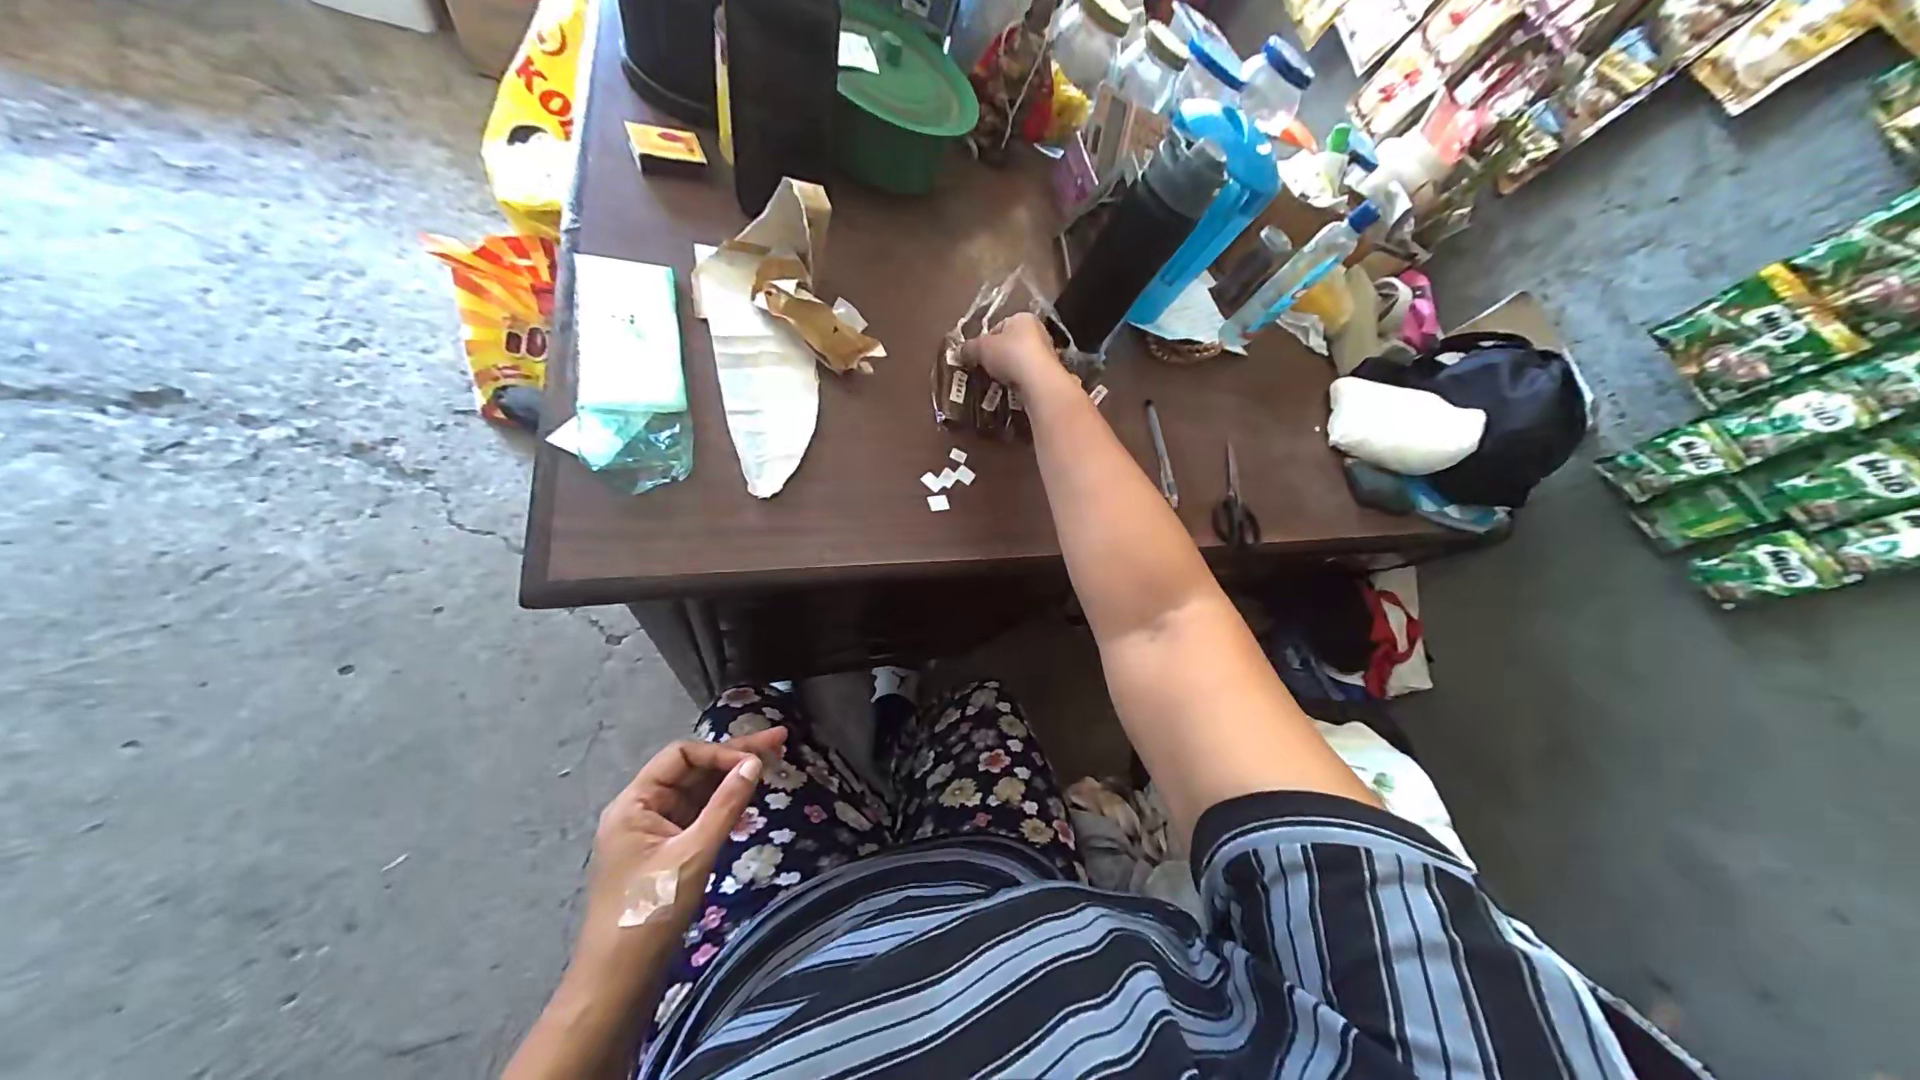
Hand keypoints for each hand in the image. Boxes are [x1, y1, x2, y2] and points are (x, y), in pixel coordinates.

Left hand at [571, 727, 787, 978]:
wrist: (617, 981)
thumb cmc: (650, 912)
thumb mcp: (693, 854)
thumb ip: (725, 805)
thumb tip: (754, 763)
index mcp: (635, 803)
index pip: (682, 756)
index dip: (721, 753)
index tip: (757, 762)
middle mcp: (642, 810)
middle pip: (693, 770)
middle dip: (735, 756)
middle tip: (779, 741)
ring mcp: (654, 833)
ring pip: (698, 793)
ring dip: (733, 779)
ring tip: (773, 763)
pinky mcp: (666, 854)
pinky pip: (699, 817)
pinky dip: (724, 807)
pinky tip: (750, 803)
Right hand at [959, 311, 1068, 392]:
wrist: (1038, 380)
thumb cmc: (1009, 354)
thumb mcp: (981, 348)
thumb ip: (968, 348)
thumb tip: (958, 352)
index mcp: (1022, 318)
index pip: (998, 327)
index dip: (984, 341)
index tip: (977, 356)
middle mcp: (1038, 331)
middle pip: (1009, 344)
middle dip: (996, 357)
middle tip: (984, 370)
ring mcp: (1046, 352)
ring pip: (1018, 361)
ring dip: (1007, 370)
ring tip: (995, 382)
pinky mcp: (1048, 372)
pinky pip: (1026, 375)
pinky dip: (1017, 381)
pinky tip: (1009, 389)